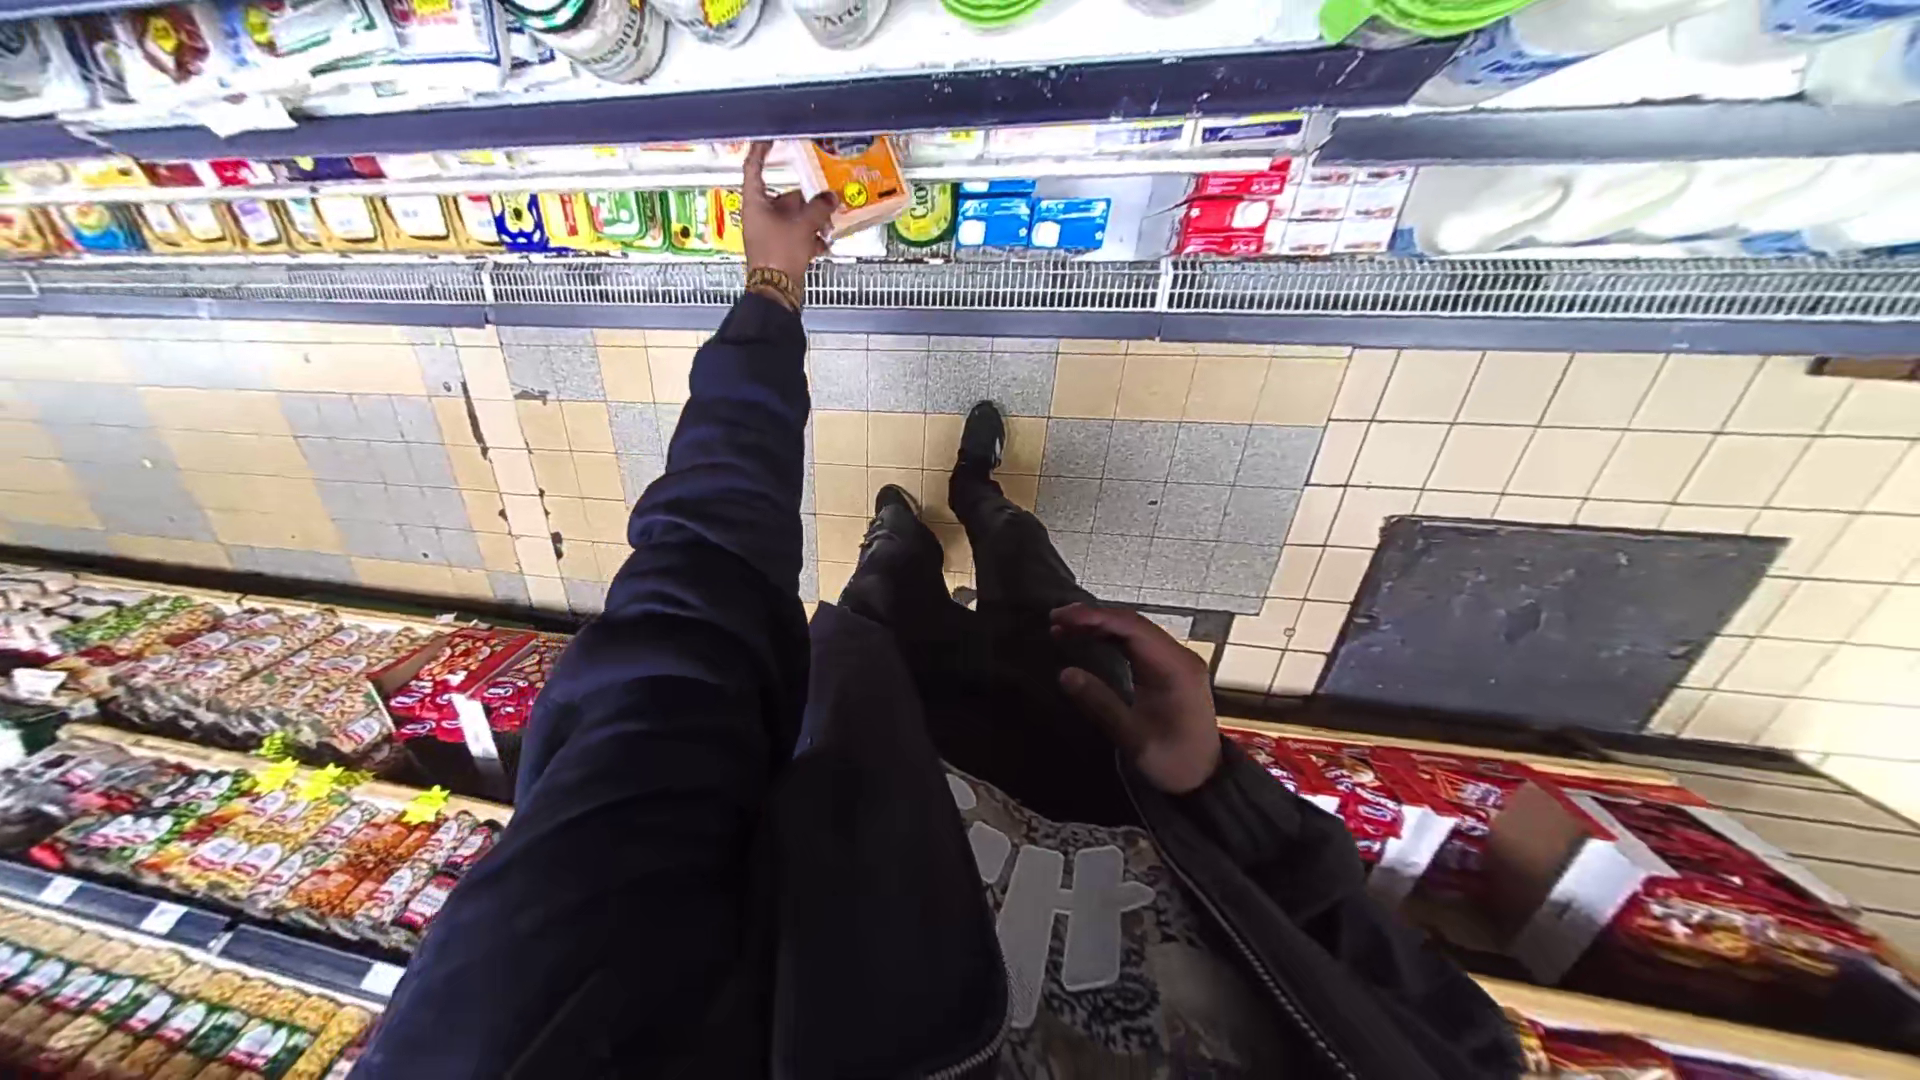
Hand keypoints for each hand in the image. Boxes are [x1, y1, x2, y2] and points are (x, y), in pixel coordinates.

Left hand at [741, 140, 835, 287]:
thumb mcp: (803, 226)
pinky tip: (825, 242)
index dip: (761, 150)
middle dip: (806, 199)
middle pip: (784, 197)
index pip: (754, 167)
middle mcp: (760, 216)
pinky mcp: (781, 250)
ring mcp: (770, 234)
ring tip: (829, 222)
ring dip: (812, 220)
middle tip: (824, 196)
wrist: (778, 290)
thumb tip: (831, 197)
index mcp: (755, 202)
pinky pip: (797, 237)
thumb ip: (818, 208)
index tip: (770, 139)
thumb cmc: (780, 254)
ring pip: (794, 219)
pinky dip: (811, 238)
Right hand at [1052, 603, 1221, 794]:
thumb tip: (1065, 673)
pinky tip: (1088, 638)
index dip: (1095, 618)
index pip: (1132, 628)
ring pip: (1133, 631)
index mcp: (1175, 667)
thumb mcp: (1134, 738)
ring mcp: (1175, 661)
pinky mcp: (1168, 669)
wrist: (1204, 781)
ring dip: (1099, 626)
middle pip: (1133, 624)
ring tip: (1064, 626)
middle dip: (1093, 617)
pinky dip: (1110, 637)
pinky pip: (1137, 643)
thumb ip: (1100, 703)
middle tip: (1056, 618)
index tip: (1063, 617)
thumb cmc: (1172, 761)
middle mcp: (1178, 656)